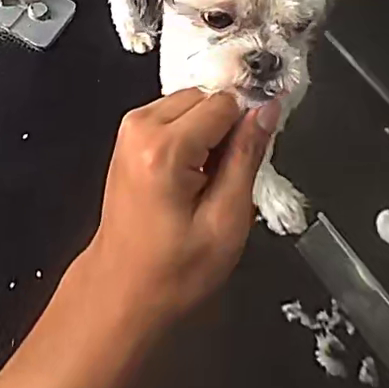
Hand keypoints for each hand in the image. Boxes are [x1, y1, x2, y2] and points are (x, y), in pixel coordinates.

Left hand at [73, 88, 277, 325]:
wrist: (122, 291)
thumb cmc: (172, 270)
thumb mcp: (226, 221)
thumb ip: (248, 156)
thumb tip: (266, 110)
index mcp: (164, 149)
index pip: (225, 102)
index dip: (246, 125)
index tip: (252, 153)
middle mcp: (141, 127)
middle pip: (208, 96)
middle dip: (226, 127)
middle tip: (225, 175)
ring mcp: (132, 127)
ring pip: (194, 100)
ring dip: (209, 130)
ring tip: (207, 177)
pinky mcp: (131, 132)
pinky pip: (177, 111)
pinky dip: (192, 133)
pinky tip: (192, 170)